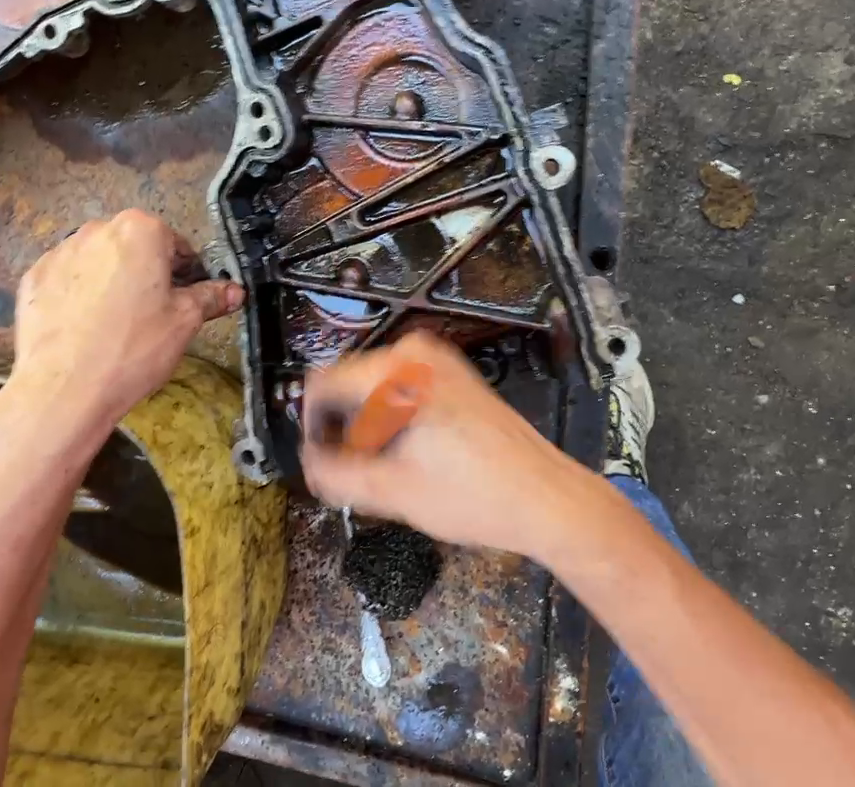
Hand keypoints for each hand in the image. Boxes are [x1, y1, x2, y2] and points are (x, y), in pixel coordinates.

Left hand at [7, 210, 242, 432]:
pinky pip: (68, 280)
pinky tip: (87, 329)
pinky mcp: (34, 278)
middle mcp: (97, 230)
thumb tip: (234, 290)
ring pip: (100, 263)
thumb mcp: (184, 322)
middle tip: (153, 315)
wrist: (65, 388)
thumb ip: (210, 297)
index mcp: (140, 230)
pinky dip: (80, 297)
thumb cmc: (133, 348)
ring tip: (117, 326)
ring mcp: (60, 253)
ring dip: (112, 283)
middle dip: (146, 274)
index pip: (176, 245)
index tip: (185, 299)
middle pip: (134, 248)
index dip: (186, 274)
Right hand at [300, 331, 594, 559]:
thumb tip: (308, 463)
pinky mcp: (452, 376)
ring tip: (389, 470)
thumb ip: (335, 475)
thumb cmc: (479, 495)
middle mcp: (416, 355)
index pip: (322, 383)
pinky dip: (393, 421)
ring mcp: (438, 362)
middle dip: (345, 430)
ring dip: (369, 429)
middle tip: (358, 473)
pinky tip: (411, 457)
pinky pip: (400, 390)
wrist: (546, 499)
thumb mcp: (392, 492)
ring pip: (373, 390)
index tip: (317, 457)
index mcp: (399, 373)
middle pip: (348, 386)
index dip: (311, 424)